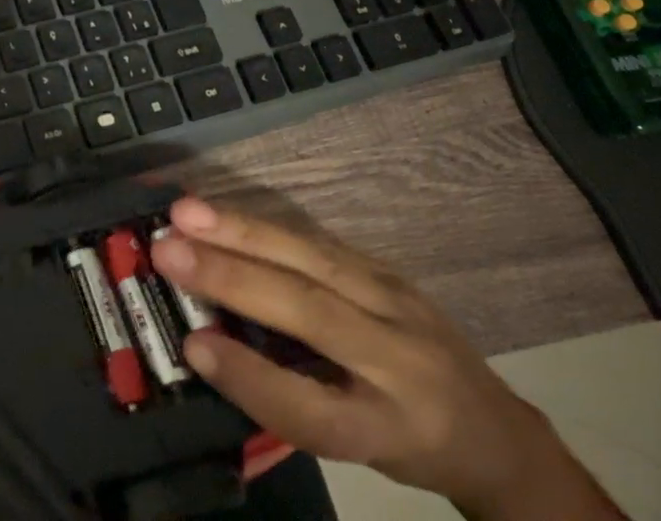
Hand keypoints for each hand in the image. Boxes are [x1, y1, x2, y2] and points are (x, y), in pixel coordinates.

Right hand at [152, 199, 623, 520]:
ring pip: (315, 260)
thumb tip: (201, 343)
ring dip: (242, 232)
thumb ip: (280, 400)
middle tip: (167, 250)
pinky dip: (264, 226)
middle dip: (232, 277)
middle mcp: (401, 362)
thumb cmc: (402, 443)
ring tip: (185, 213)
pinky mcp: (390, 272)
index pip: (313, 408)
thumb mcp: (347, 447)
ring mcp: (401, 305)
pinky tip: (224, 213)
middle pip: (312, 311)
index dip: (250, 374)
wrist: (494, 430)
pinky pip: (320, 244)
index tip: (191, 343)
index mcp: (388, 427)